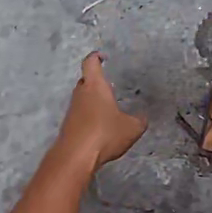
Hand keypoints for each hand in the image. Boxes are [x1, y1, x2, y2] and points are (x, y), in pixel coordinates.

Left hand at [56, 53, 146, 169]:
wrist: (76, 156)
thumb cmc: (104, 134)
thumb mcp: (131, 128)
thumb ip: (139, 120)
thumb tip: (142, 118)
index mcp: (95, 86)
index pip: (91, 63)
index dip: (96, 56)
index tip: (103, 56)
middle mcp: (80, 94)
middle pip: (85, 80)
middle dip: (96, 81)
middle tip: (109, 87)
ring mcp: (72, 110)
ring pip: (82, 98)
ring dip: (92, 100)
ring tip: (107, 109)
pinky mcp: (69, 125)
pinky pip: (80, 114)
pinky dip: (89, 115)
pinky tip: (100, 127)